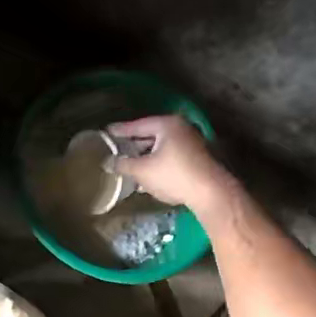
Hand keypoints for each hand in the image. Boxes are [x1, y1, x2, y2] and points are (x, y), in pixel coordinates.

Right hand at [109, 115, 237, 209]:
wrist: (208, 191)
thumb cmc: (173, 175)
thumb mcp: (142, 170)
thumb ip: (123, 164)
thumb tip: (107, 162)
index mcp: (167, 125)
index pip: (137, 125)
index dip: (120, 130)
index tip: (106, 132)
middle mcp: (180, 128)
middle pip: (150, 134)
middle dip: (132, 144)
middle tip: (115, 148)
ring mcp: (189, 142)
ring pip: (159, 146)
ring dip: (143, 155)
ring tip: (127, 163)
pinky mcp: (194, 157)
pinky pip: (168, 155)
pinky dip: (155, 162)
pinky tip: (145, 174)